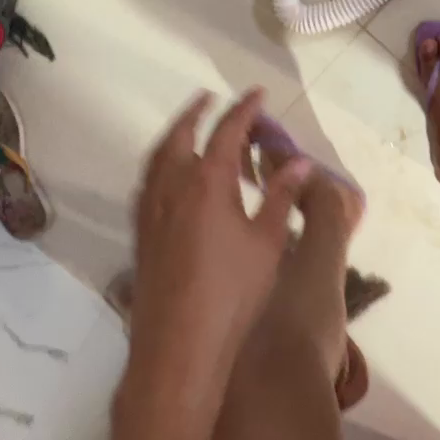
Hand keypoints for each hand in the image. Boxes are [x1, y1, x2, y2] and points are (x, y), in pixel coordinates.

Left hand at [128, 88, 311, 375]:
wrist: (179, 346)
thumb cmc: (232, 292)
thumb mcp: (268, 242)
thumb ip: (281, 197)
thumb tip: (298, 163)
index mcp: (208, 181)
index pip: (227, 131)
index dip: (244, 109)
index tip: (258, 93)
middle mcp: (173, 186)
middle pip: (181, 135)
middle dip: (197, 111)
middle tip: (211, 98)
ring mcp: (151, 211)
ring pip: (158, 157)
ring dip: (175, 134)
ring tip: (189, 128)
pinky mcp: (141, 234)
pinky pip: (148, 182)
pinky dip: (161, 163)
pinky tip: (170, 178)